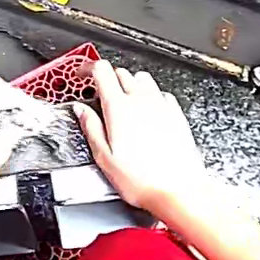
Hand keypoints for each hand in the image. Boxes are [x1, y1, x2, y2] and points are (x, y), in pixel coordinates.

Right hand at [74, 61, 213, 222]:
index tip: (82, 75)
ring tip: (122, 100)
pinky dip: (149, 95)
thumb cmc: (143, 180)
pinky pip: (160, 92)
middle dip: (107, 78)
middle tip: (99, 94)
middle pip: (121, 72)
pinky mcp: (176, 114)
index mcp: (119, 108)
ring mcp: (161, 105)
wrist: (180, 192)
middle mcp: (141, 101)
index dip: (88, 68)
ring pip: (142, 78)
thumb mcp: (104, 157)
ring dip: (129, 83)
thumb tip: (80, 110)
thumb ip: (90, 127)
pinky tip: (145, 111)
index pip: (102, 70)